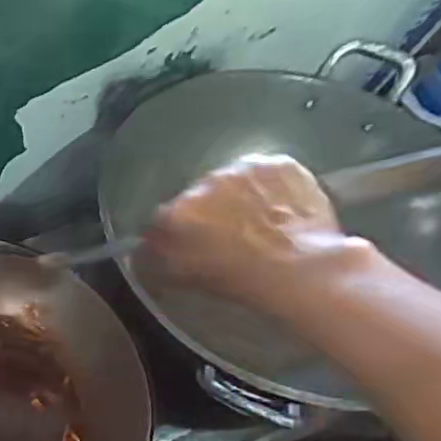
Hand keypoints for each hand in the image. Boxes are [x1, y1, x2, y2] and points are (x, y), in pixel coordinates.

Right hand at [143, 153, 376, 313]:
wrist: (297, 268)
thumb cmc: (236, 278)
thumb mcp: (181, 277)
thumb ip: (154, 258)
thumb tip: (142, 249)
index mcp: (175, 213)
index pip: (163, 219)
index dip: (175, 233)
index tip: (187, 245)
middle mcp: (204, 182)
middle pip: (198, 195)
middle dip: (208, 211)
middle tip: (225, 236)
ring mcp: (244, 169)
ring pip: (232, 181)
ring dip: (237, 197)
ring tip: (255, 223)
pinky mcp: (279, 163)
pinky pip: (266, 174)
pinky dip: (268, 189)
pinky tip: (277, 211)